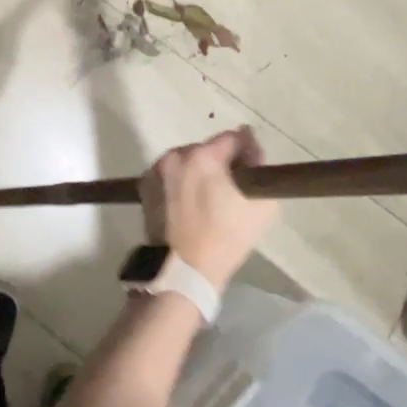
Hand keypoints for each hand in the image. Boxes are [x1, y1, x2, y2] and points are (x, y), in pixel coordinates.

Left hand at [139, 127, 277, 291]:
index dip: (247, 151)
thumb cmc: (226, 238)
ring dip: (198, 171)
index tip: (251, 169)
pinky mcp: (144, 185)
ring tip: (207, 198)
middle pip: (207, 149)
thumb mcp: (261, 206)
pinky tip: (188, 204)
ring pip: (186, 161)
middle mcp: (176, 155)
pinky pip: (170, 174)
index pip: (233, 138)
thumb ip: (260, 172)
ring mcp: (156, 169)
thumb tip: (253, 152)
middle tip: (229, 188)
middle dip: (220, 163)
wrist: (184, 268)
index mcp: (204, 156)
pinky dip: (180, 182)